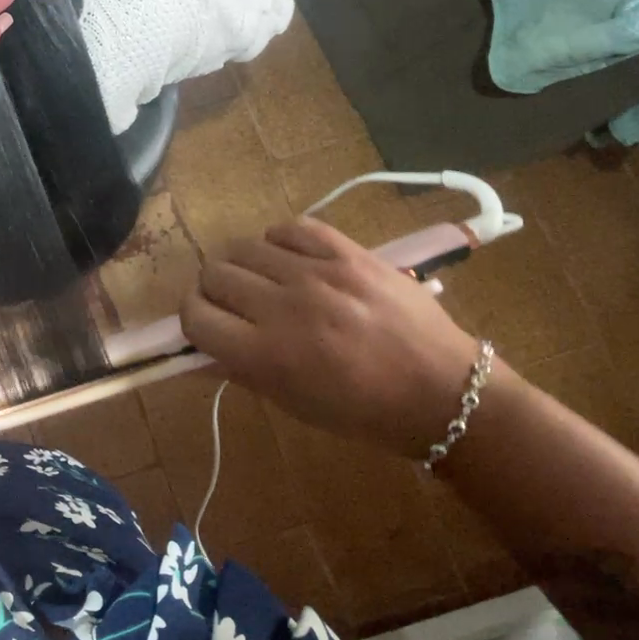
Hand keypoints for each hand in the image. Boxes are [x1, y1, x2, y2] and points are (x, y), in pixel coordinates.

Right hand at [181, 217, 485, 460]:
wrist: (446, 394)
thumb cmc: (362, 411)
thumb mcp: (290, 402)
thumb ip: (237, 370)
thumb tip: (192, 352)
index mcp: (267, 355)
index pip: (195, 316)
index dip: (193, 319)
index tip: (208, 325)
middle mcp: (285, 309)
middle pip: (213, 275)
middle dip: (214, 292)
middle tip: (236, 306)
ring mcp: (319, 276)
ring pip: (242, 247)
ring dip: (243, 266)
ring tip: (264, 281)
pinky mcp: (349, 254)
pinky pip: (290, 228)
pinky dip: (278, 242)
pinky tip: (289, 259)